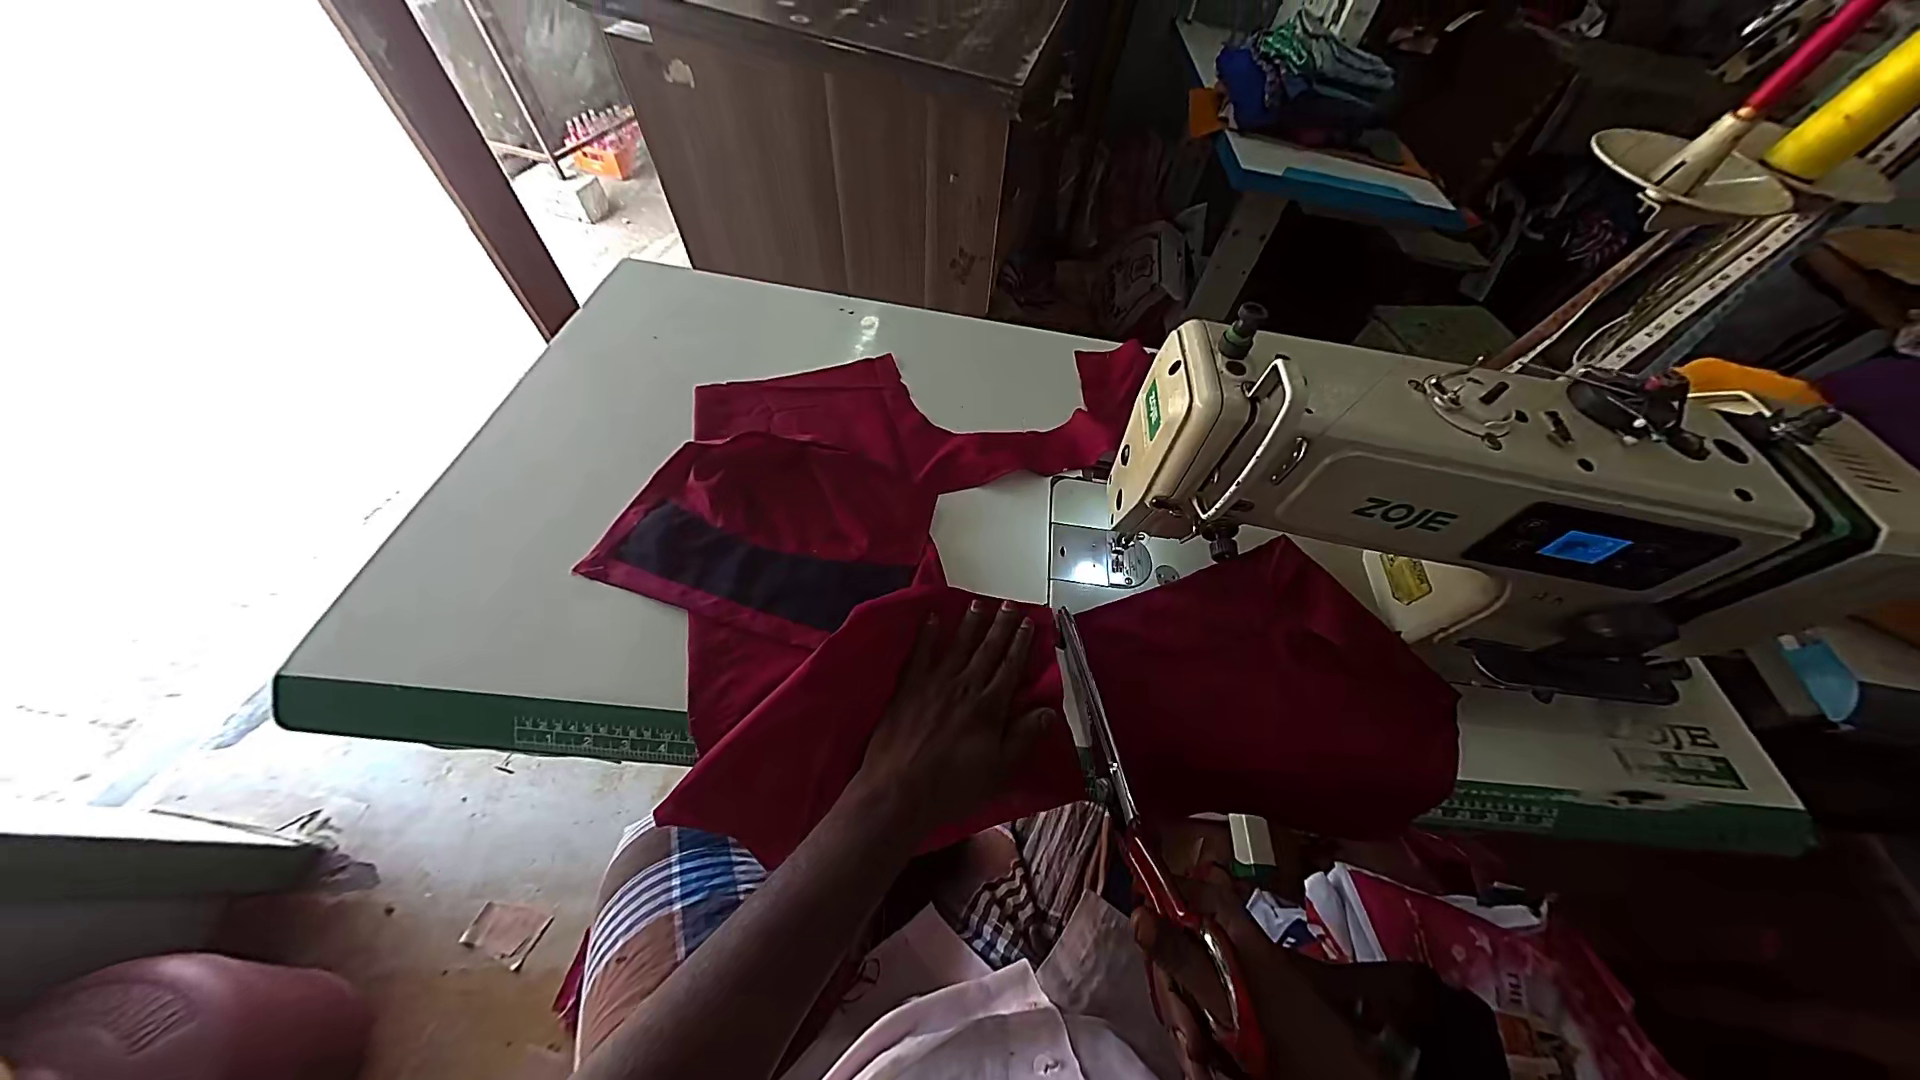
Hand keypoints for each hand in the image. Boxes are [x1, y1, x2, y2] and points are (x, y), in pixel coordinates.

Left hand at [843, 599, 1056, 845]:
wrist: (898, 792)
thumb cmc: (952, 787)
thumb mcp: (999, 770)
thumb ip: (1023, 737)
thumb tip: (1048, 711)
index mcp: (989, 706)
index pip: (1010, 667)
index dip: (1021, 643)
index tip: (1028, 623)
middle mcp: (964, 686)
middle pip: (987, 649)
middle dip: (1001, 625)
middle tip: (1009, 604)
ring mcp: (934, 683)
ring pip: (957, 645)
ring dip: (970, 623)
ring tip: (979, 603)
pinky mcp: (908, 687)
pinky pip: (920, 653)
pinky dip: (927, 634)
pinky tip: (932, 618)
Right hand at [1132, 868, 1386, 1079]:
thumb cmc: (1294, 1042)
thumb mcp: (1227, 999)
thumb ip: (1180, 956)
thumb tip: (1138, 915)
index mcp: (1237, 931)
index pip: (1190, 891)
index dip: (1162, 901)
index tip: (1143, 931)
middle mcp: (1237, 947)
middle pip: (1181, 942)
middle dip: (1172, 988)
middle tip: (1184, 1031)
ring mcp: (1241, 979)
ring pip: (1189, 980)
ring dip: (1184, 1020)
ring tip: (1198, 1061)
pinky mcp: (1243, 1009)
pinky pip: (1204, 1008)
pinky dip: (1198, 1036)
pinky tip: (1202, 1064)